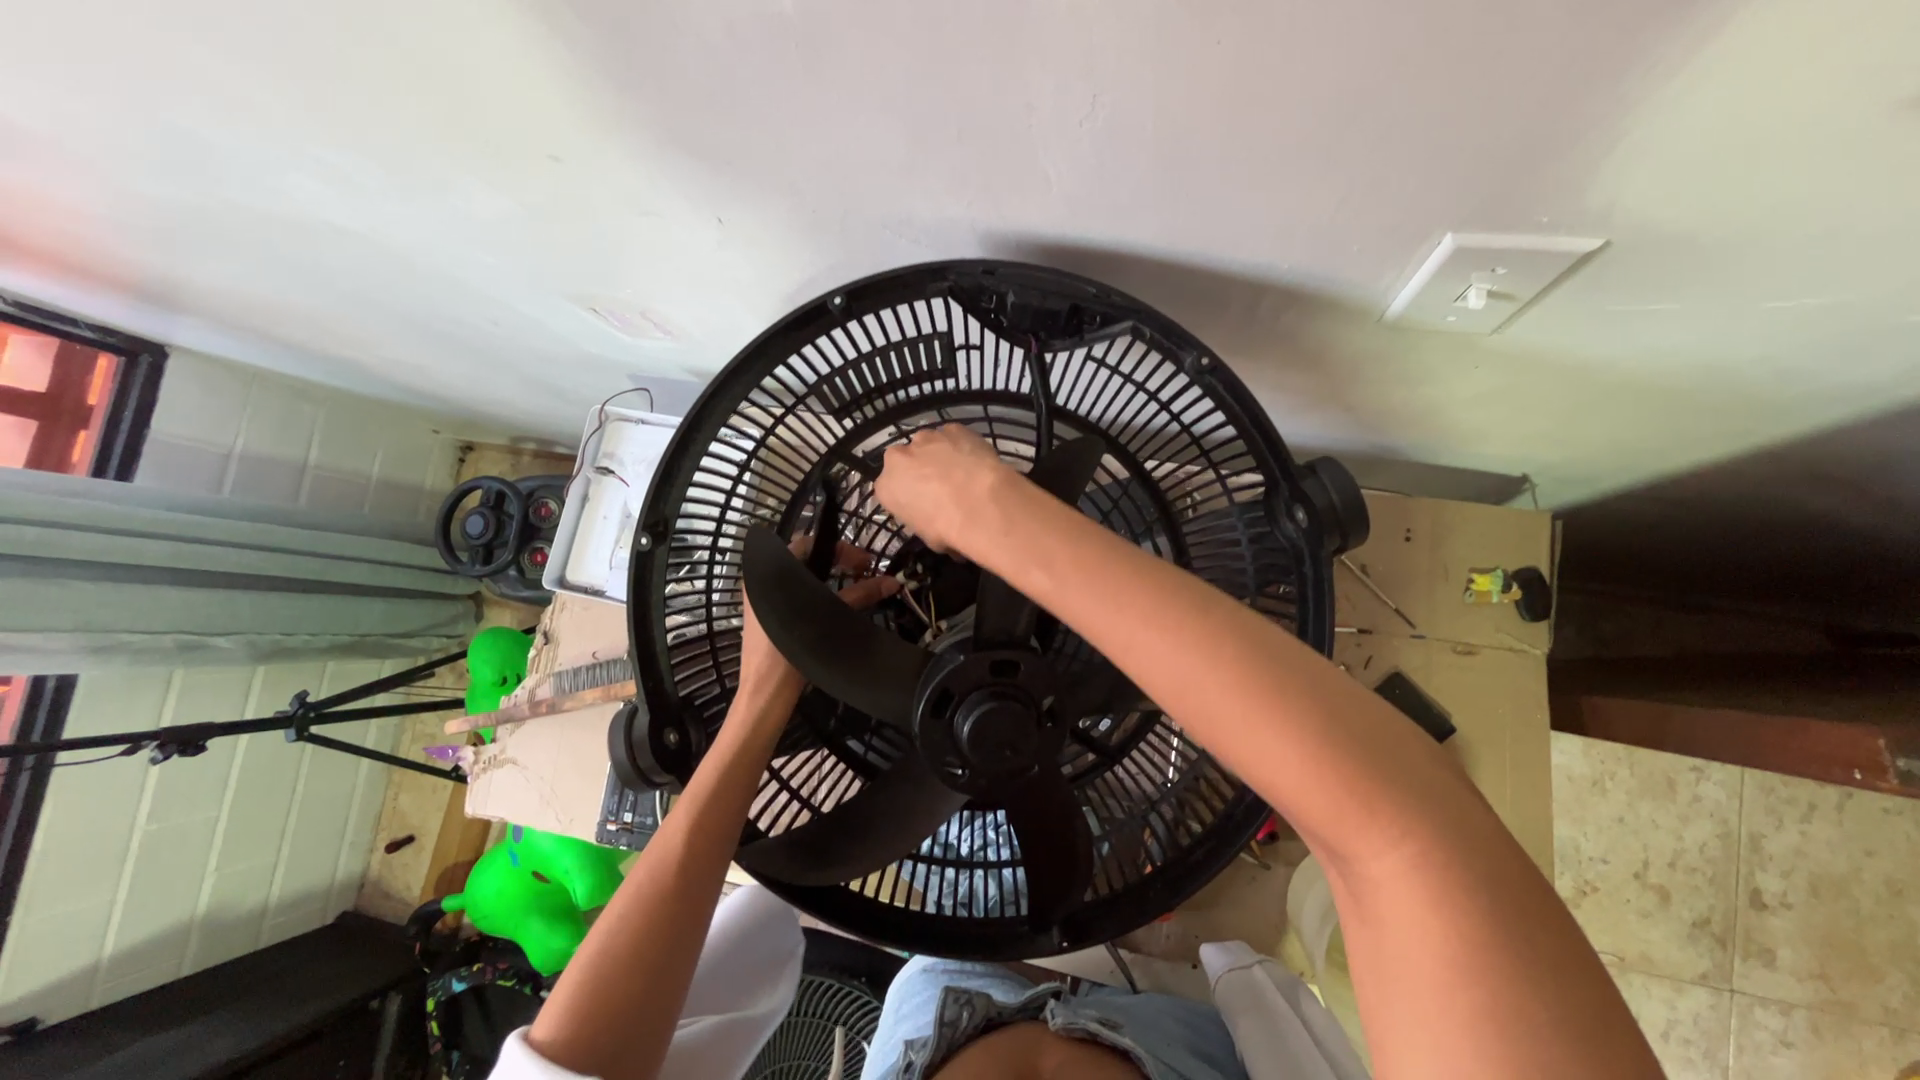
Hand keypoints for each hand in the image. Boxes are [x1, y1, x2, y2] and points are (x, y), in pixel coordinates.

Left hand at [737, 538, 899, 710]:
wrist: (766, 689)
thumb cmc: (793, 647)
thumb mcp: (828, 616)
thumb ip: (860, 594)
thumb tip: (892, 581)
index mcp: (769, 569)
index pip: (810, 543)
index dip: (842, 550)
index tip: (866, 565)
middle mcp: (761, 577)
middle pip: (806, 558)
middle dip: (839, 564)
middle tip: (864, 575)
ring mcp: (761, 596)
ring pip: (801, 576)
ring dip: (829, 579)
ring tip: (855, 590)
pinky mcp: (766, 613)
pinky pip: (794, 592)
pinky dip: (815, 593)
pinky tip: (834, 605)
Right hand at [874, 424, 1014, 554]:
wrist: (980, 504)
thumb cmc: (947, 528)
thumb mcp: (928, 537)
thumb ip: (924, 521)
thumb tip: (940, 526)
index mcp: (886, 486)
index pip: (891, 489)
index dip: (909, 497)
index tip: (924, 506)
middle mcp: (899, 457)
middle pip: (906, 461)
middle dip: (920, 471)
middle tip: (942, 489)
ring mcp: (927, 438)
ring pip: (929, 444)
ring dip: (940, 455)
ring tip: (962, 474)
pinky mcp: (954, 428)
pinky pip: (954, 436)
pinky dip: (962, 445)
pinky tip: (975, 460)